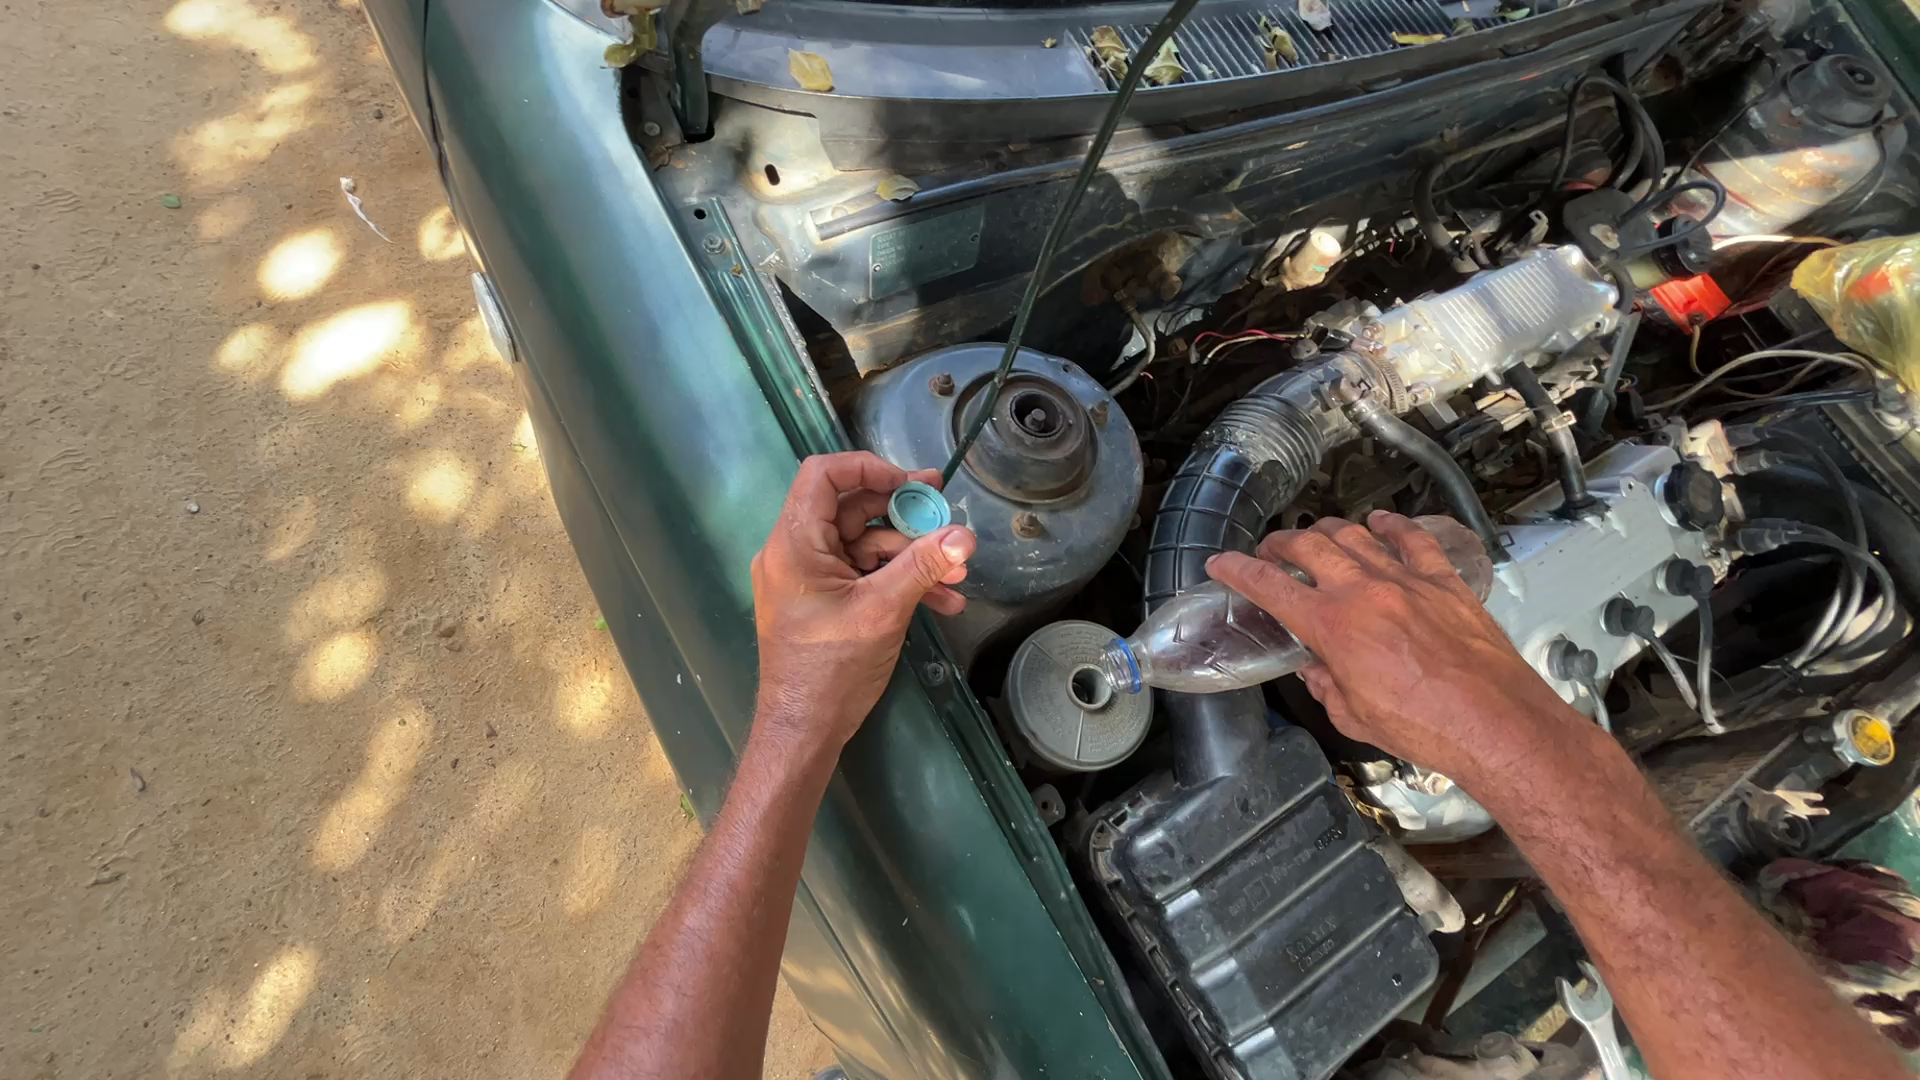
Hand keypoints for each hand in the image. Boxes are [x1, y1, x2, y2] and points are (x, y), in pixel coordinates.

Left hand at [749, 452, 974, 752]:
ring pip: (867, 546)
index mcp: (795, 543)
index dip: (869, 468)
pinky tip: (943, 602)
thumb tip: (965, 536)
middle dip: (905, 516)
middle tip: (946, 512)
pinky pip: (866, 575)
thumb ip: (924, 566)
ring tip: (957, 576)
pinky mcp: (826, 600)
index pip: (823, 475)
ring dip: (913, 557)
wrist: (805, 730)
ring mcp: (812, 577)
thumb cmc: (833, 666)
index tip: (911, 483)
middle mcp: (797, 552)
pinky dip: (900, 582)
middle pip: (852, 509)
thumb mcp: (884, 610)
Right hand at [1205, 511, 1585, 786]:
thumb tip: (1316, 669)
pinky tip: (1381, 521)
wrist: (1498, 726)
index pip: (1269, 586)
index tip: (1221, 563)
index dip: (1237, 570)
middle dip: (1279, 543)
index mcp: (1331, 625)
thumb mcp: (1351, 714)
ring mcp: (1406, 581)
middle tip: (1270, 551)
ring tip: (1315, 535)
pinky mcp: (1444, 582)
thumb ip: (1324, 684)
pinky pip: (1414, 540)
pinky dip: (1392, 525)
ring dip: (1325, 530)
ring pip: (1354, 533)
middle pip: (1307, 546)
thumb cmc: (1424, 726)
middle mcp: (1363, 592)